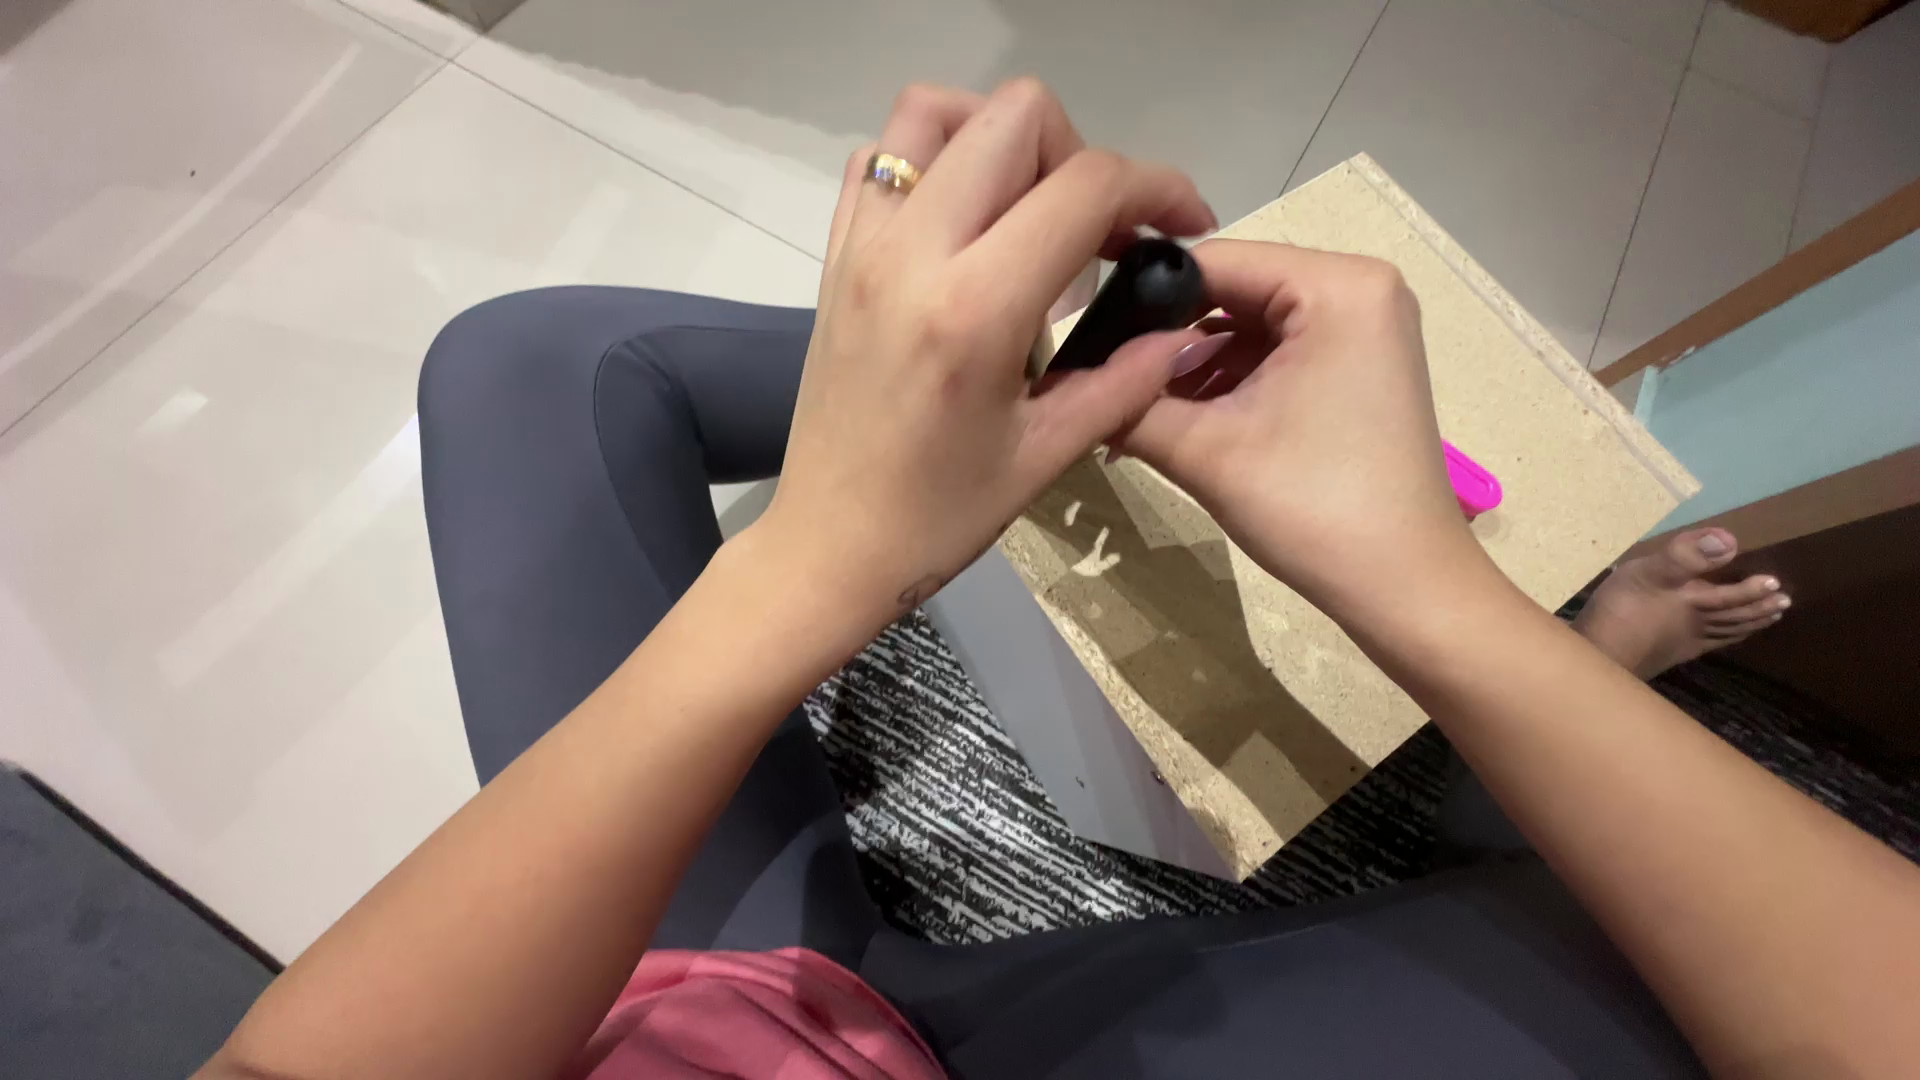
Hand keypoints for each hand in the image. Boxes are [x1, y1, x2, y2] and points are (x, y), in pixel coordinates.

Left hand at [760, 79, 1215, 620]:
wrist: (831, 545)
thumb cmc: (938, 518)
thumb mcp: (1044, 458)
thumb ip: (1123, 383)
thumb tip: (1179, 331)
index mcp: (974, 308)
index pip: (1086, 186)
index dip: (1157, 190)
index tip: (1180, 230)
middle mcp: (912, 253)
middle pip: (1014, 116)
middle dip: (1081, 157)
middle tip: (1094, 237)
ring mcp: (862, 249)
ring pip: (934, 114)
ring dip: (999, 140)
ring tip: (1025, 215)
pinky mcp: (834, 262)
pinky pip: (878, 163)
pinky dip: (931, 162)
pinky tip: (958, 224)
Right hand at [1117, 240, 1487, 615]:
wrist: (1398, 585)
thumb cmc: (1309, 504)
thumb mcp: (1204, 450)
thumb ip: (1129, 406)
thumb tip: (1072, 385)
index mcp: (1336, 287)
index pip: (1216, 262)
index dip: (1143, 298)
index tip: (1090, 338)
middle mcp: (1358, 291)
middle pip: (1232, 293)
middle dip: (1167, 340)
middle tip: (1107, 380)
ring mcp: (1361, 332)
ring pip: (1248, 329)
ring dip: (1192, 368)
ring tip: (1136, 411)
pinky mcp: (1354, 371)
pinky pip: (1273, 357)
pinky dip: (1226, 385)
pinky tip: (1182, 421)